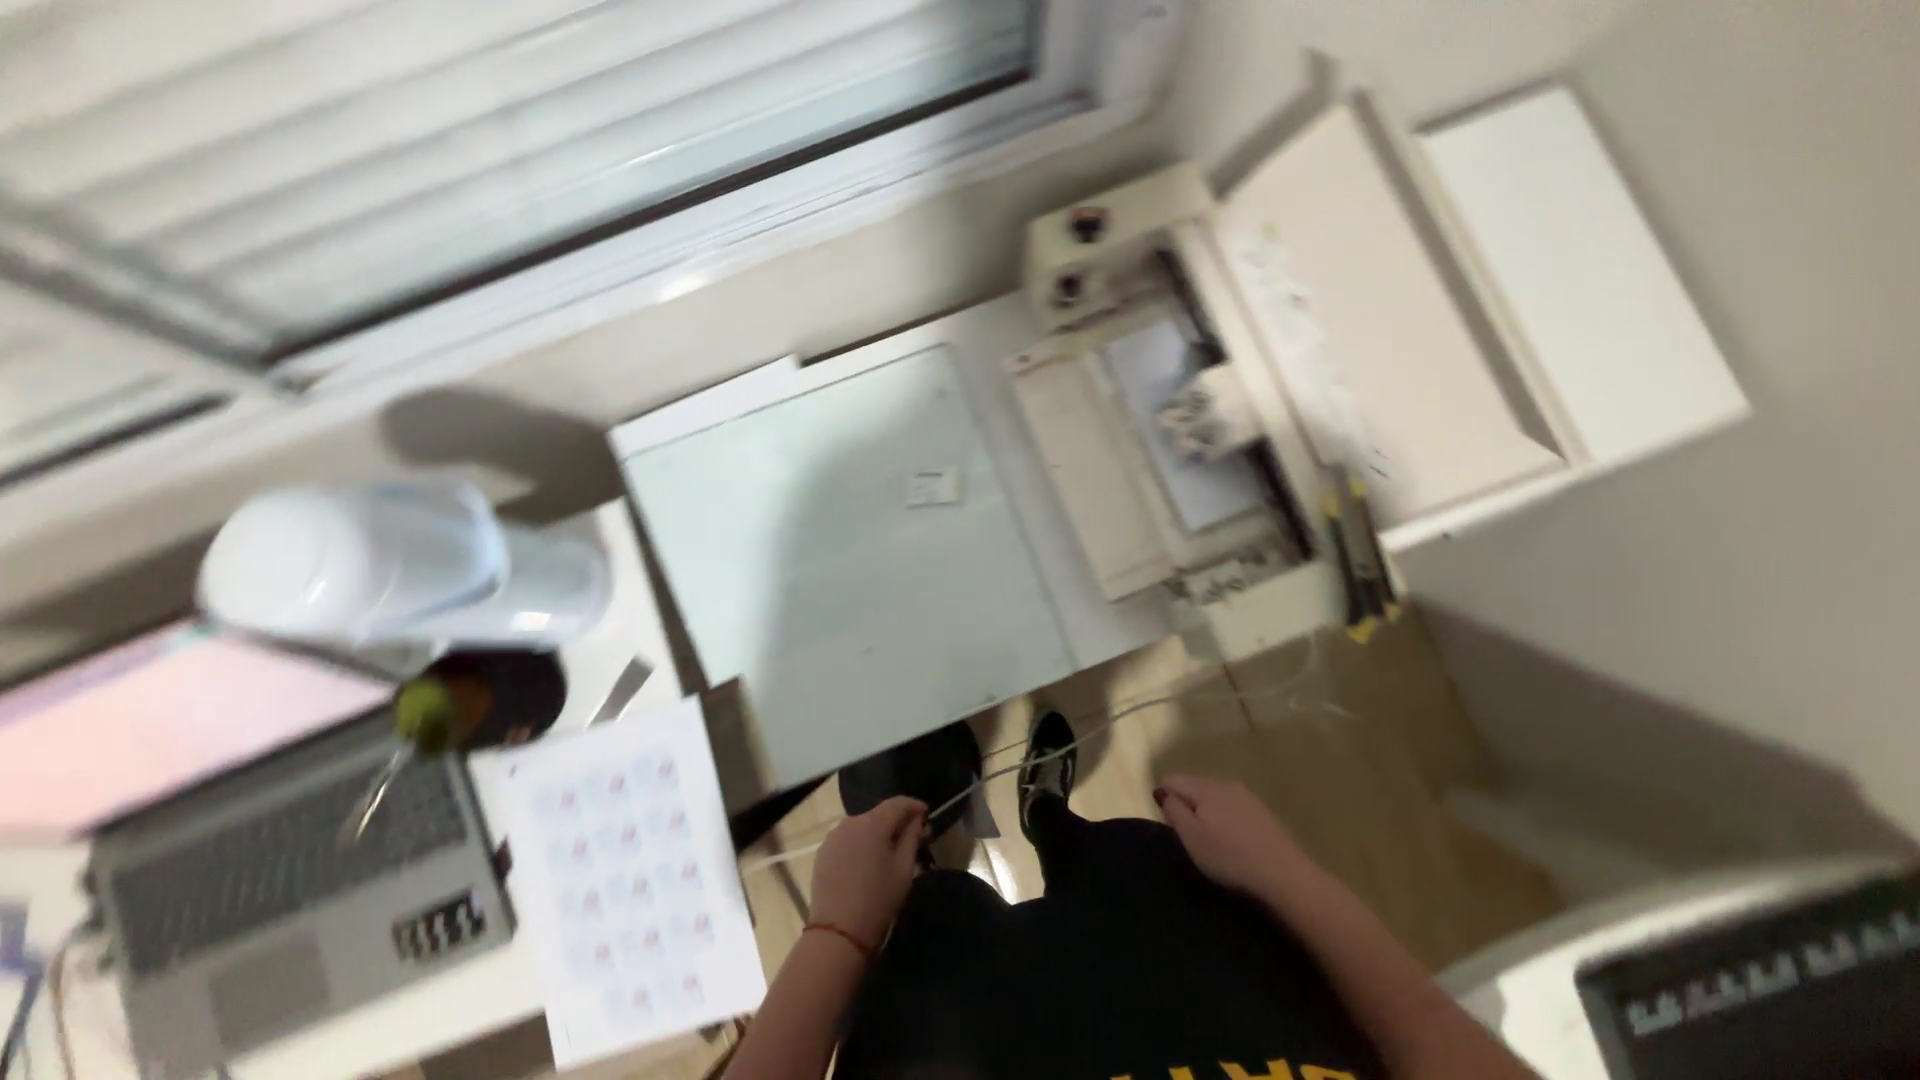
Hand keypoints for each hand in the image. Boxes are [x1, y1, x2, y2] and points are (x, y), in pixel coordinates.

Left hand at [808, 796, 926, 951]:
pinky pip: (848, 840)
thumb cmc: (878, 899)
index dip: (915, 806)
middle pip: (879, 814)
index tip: (927, 815)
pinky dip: (861, 844)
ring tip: (891, 852)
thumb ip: (912, 837)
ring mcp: (833, 837)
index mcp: (872, 823)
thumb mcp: (904, 869)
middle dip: (897, 822)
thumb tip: (917, 819)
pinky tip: (868, 863)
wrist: (837, 932)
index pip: (898, 803)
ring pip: (862, 827)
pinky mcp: (823, 853)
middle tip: (914, 838)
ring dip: (878, 834)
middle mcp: (849, 822)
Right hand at [1155, 774, 1309, 899]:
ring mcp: (1245, 795)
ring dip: (1205, 812)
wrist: (1283, 874)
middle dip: (1186, 805)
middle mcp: (1224, 783)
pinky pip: (1231, 805)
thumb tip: (1162, 791)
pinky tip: (1233, 841)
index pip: (1171, 779)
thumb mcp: (1191, 838)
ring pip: (1212, 795)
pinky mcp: (1260, 810)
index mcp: (1204, 787)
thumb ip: (1173, 810)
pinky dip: (1224, 818)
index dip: (1165, 800)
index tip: (1174, 827)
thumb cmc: (1229, 857)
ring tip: (1212, 841)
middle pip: (1192, 785)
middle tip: (1192, 837)